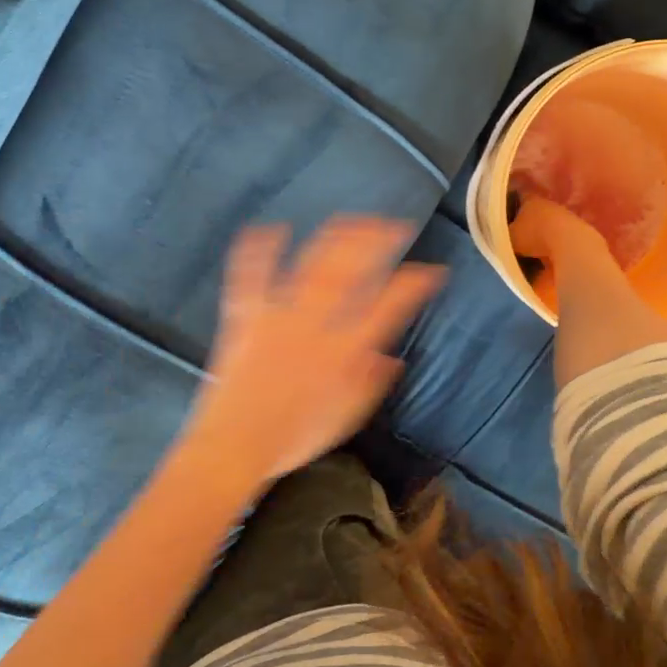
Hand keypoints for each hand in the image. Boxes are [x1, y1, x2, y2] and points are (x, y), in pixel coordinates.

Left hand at [184, 218, 445, 484]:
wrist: (236, 446)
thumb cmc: (293, 439)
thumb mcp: (345, 418)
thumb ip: (369, 383)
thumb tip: (391, 358)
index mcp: (346, 351)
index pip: (390, 305)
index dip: (414, 282)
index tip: (430, 270)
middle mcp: (317, 325)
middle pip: (352, 271)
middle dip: (377, 242)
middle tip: (394, 226)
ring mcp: (279, 316)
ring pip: (311, 265)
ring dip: (333, 238)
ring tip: (350, 221)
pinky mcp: (245, 317)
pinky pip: (250, 275)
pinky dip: (259, 249)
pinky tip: (270, 228)